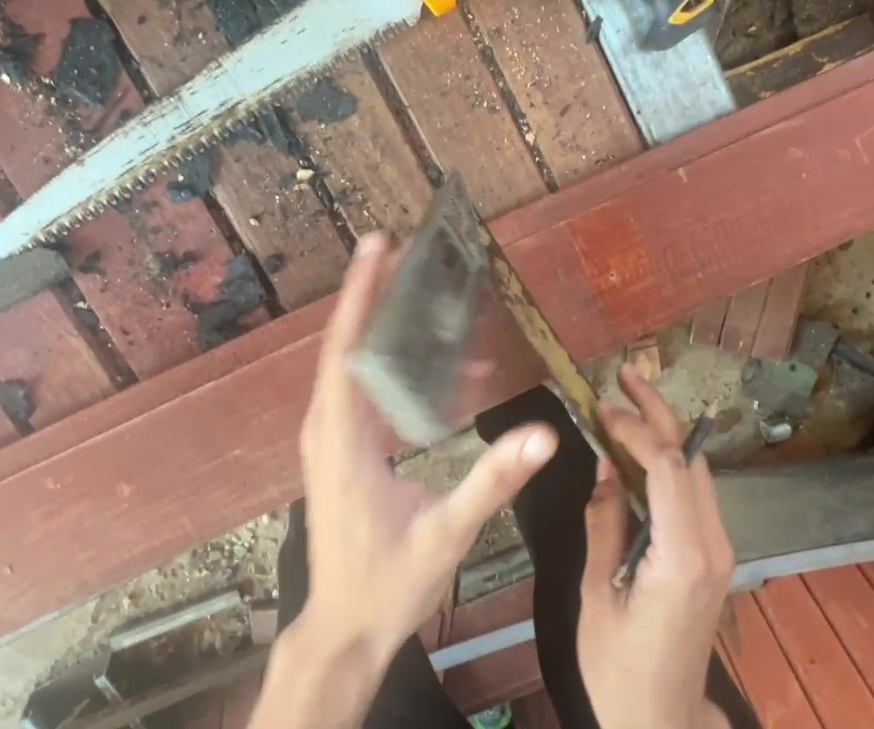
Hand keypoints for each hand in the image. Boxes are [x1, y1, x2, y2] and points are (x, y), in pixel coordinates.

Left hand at [263, 231, 558, 721]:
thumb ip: (493, 480)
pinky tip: (439, 365)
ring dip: (384, 326)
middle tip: (403, 250)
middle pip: (347, 345)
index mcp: (344, 443)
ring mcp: (332, 439)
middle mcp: (329, 430)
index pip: (347, 352)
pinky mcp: (343, 449)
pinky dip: (395, 367)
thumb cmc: (388, 584)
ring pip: (354, 365)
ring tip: (420, 290)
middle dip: (373, 294)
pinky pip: (365, 391)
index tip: (376, 247)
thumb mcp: (446, 533)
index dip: (360, 295)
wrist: (346, 627)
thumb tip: (544, 434)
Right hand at [578, 366, 735, 728]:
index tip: (599, 406)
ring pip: (696, 470)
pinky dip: (667, 460)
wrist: (660, 719)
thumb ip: (604, 523)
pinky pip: (692, 492)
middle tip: (626, 373)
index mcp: (683, 555)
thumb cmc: (618, 667)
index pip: (667, 466)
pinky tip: (639, 447)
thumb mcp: (596, 594)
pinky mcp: (713, 556)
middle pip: (691, 458)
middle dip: (660, 410)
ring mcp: (719, 550)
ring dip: (665, 430)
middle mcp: (713, 544)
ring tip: (629, 398)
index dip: (635, 428)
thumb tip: (603, 465)